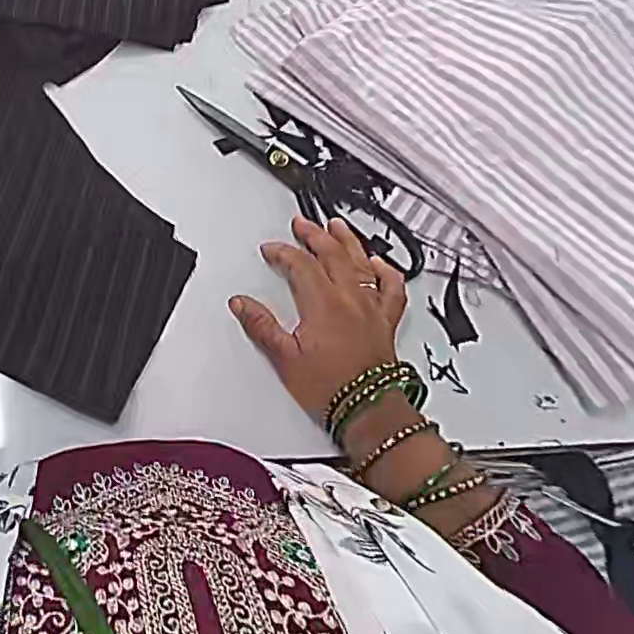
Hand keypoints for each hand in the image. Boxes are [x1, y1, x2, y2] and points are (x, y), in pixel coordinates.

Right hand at [229, 217, 407, 419]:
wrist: (367, 409)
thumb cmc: (330, 387)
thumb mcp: (285, 357)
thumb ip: (262, 326)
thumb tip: (242, 304)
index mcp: (323, 304)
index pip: (301, 265)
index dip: (283, 253)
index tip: (271, 250)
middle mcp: (350, 300)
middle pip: (332, 254)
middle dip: (314, 235)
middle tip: (302, 225)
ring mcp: (371, 308)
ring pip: (361, 263)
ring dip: (347, 241)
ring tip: (337, 226)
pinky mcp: (385, 321)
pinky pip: (391, 288)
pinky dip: (385, 271)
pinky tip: (378, 263)